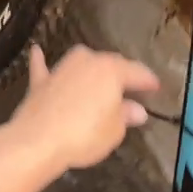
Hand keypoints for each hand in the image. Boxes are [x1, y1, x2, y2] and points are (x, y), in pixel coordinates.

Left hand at [6, 44, 160, 172]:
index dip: (148, 80)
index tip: (156, 87)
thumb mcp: (115, 130)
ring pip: (81, 62)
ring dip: (90, 68)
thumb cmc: (84, 135)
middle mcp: (87, 61)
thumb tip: (136, 110)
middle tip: (130, 88)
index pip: (137, 72)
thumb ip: (125, 115)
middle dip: (121, 74)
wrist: (38, 141)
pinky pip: (42, 67)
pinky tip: (36, 50)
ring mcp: (62, 69)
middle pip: (109, 64)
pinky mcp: (40, 82)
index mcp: (111, 71)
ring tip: (100, 78)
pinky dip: (41, 60)